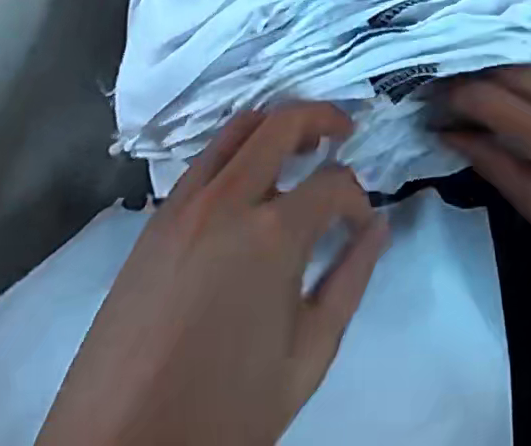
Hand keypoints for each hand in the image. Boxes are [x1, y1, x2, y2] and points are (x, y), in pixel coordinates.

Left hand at [35, 103, 389, 445]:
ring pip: (236, 130)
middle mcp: (227, 201)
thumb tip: (377, 228)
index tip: (361, 225)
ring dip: (276, 127)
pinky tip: (251, 186)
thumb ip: (351, 280)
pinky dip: (238, 152)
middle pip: (283, 123)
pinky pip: (204, 162)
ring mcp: (182, 206)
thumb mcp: (309, 355)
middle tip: (344, 133)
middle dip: (323, 119)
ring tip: (300, 149)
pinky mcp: (153, 223)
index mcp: (272, 235)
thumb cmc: (224, 411)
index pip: (334, 183)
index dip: (358, 199)